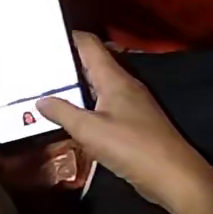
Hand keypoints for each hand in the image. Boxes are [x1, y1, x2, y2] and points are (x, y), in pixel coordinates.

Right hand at [36, 34, 212, 211]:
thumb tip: (40, 101)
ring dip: (76, 85)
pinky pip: (105, 104)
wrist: (173, 176)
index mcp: (114, 78)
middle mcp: (124, 84)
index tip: (44, 39)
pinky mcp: (134, 121)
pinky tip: (73, 116)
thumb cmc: (132, 147)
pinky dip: (87, 105)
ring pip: (99, 84)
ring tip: (48, 89)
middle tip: (39, 67)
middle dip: (67, 62)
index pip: (89, 44)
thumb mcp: (90, 130)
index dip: (67, 37)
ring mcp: (131, 103)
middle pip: (93, 62)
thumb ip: (63, 113)